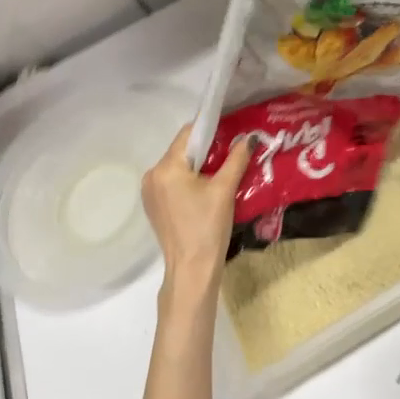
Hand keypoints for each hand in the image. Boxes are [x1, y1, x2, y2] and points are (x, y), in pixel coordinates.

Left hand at [142, 125, 248, 296]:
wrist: (191, 269)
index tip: (231, 131)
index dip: (211, 129)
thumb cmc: (208, 227)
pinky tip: (205, 190)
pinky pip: (172, 182)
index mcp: (167, 167)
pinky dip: (188, 180)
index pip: (189, 134)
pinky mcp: (153, 205)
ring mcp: (149, 191)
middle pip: (182, 150)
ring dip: (197, 166)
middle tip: (231, 153)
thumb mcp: (224, 190)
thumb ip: (236, 159)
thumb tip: (249, 137)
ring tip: (221, 172)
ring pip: (177, 166)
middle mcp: (152, 175)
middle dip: (206, 149)